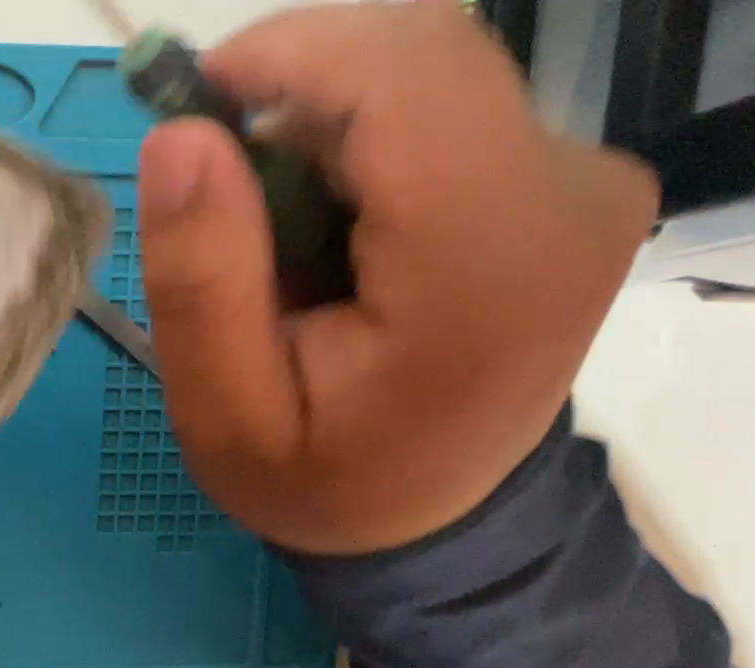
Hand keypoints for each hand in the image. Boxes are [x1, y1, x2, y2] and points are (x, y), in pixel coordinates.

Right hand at [138, 3, 658, 555]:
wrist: (422, 524)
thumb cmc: (317, 481)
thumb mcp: (225, 413)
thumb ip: (202, 281)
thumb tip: (176, 137)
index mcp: (484, 257)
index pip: (399, 73)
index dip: (284, 57)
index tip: (187, 108)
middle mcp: (567, 190)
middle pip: (414, 59)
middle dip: (295, 102)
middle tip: (223, 205)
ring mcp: (578, 180)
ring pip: (422, 76)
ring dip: (321, 133)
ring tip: (276, 244)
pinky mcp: (562, 180)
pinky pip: (441, 109)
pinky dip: (358, 148)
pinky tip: (327, 235)